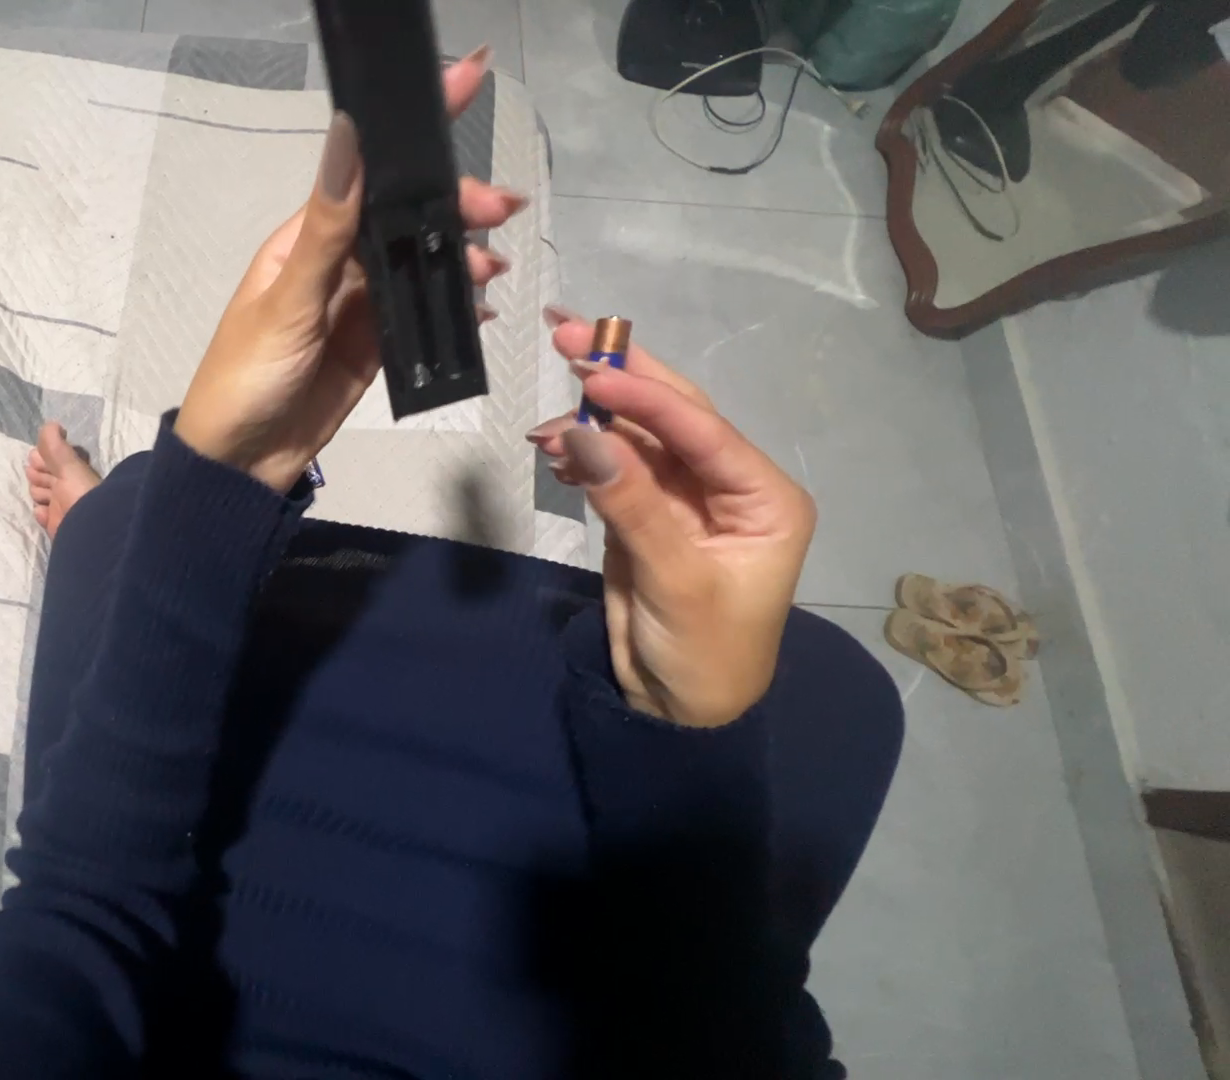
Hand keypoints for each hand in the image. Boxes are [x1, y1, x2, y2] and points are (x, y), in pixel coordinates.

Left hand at [175, 47, 526, 491]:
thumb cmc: (248, 376)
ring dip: (460, 258)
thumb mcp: (286, 303)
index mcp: (306, 240)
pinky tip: (480, 307)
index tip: (466, 86)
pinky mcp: (375, 348)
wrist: (244, 460)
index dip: (411, 135)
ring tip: (490, 268)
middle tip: (500, 209)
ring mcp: (359, 308)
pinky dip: (452, 309)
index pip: (367, 175)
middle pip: (405, 221)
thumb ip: (326, 231)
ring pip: (420, 266)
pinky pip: (421, 316)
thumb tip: (348, 137)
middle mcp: (336, 266)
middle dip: (453, 207)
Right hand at [529, 314, 815, 728]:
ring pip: (632, 439)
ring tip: (543, 427)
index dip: (646, 397)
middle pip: (671, 415)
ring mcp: (680, 496)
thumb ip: (629, 502)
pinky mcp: (642, 512)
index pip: (701, 430)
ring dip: (587, 424)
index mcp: (762, 495)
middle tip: (566, 335)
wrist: (678, 705)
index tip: (592, 372)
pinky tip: (552, 450)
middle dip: (619, 379)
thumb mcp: (673, 578)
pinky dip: (580, 456)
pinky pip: (609, 469)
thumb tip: (578, 434)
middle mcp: (724, 483)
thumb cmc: (704, 648)